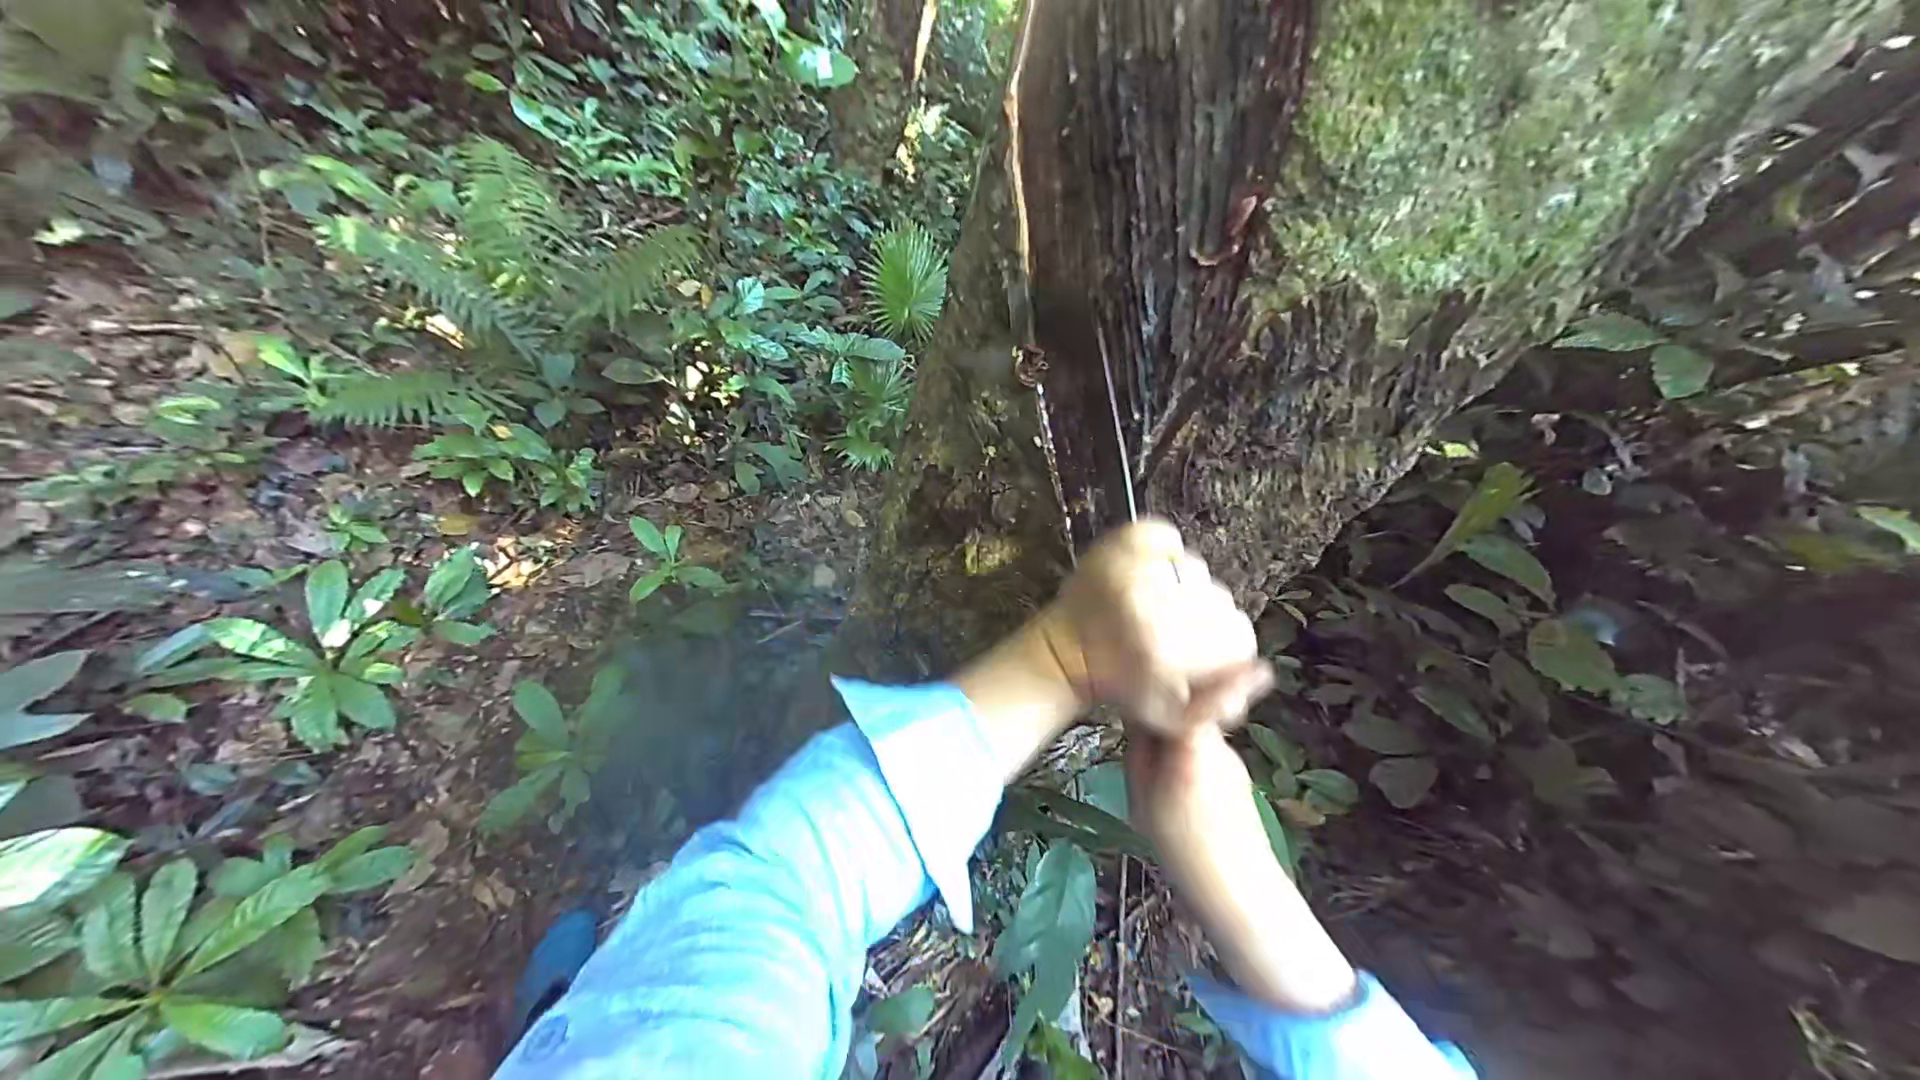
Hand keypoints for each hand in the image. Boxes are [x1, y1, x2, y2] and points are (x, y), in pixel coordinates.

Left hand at [951, 518, 1271, 780]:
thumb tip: (1265, 672)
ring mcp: (1131, 567)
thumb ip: (1223, 703)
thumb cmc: (1122, 686)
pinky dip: (1165, 550)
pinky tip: (1153, 573)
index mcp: (1166, 651)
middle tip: (1179, 629)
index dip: (1225, 647)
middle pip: (1220, 601)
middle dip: (1206, 618)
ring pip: (1197, 569)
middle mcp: (1150, 603)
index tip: (1203, 652)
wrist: (1066, 651)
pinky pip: (1164, 535)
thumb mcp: (1172, 717)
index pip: (1237, 636)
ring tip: (1160, 604)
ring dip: (1187, 587)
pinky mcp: (1118, 543)